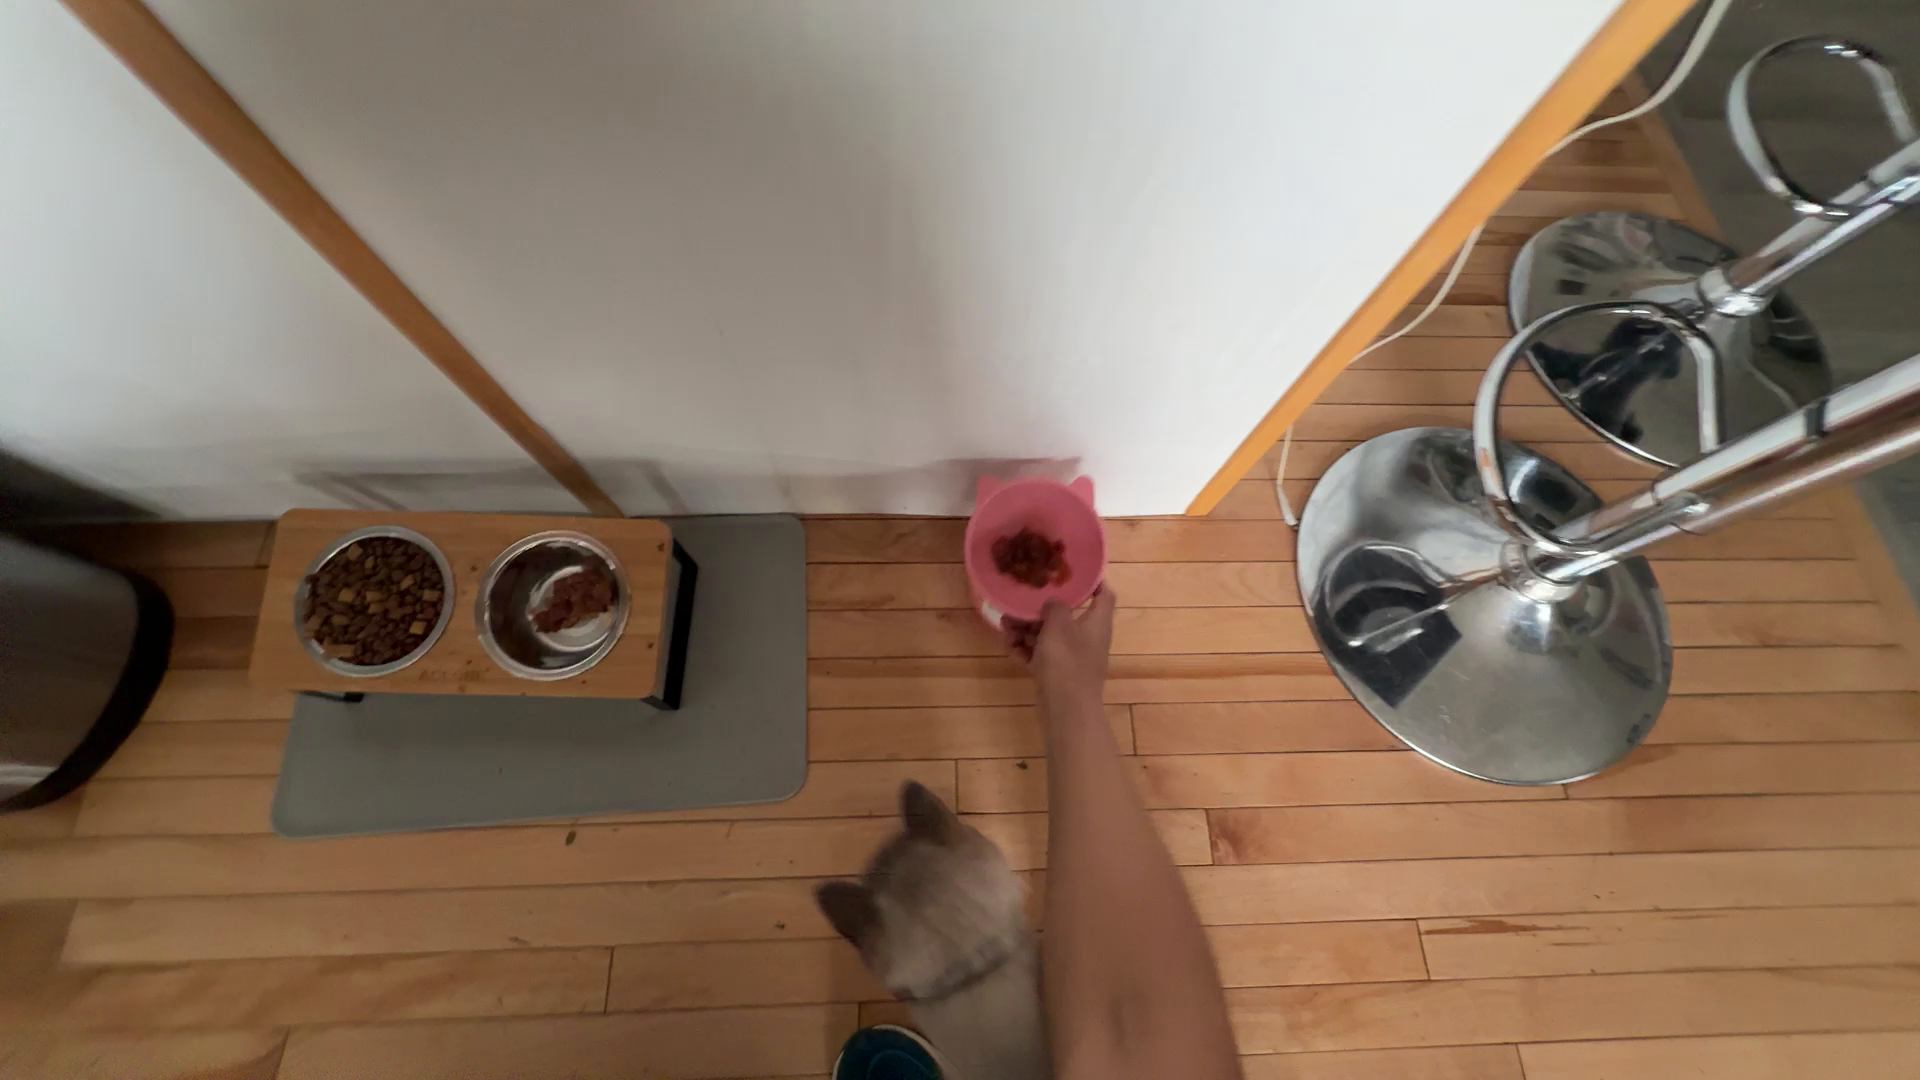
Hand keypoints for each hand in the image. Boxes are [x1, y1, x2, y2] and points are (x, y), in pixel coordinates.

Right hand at [1003, 587, 1116, 704]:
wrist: (1066, 710)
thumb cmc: (1067, 661)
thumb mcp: (1059, 625)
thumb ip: (1055, 606)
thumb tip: (1053, 604)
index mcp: (1097, 622)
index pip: (1104, 594)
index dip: (1092, 580)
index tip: (1070, 570)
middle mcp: (1088, 637)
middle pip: (1066, 615)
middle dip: (1039, 609)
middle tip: (1018, 604)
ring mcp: (1073, 657)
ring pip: (1049, 635)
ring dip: (1026, 629)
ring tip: (1005, 627)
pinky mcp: (1058, 673)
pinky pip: (1041, 654)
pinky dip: (1026, 649)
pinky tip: (1009, 647)